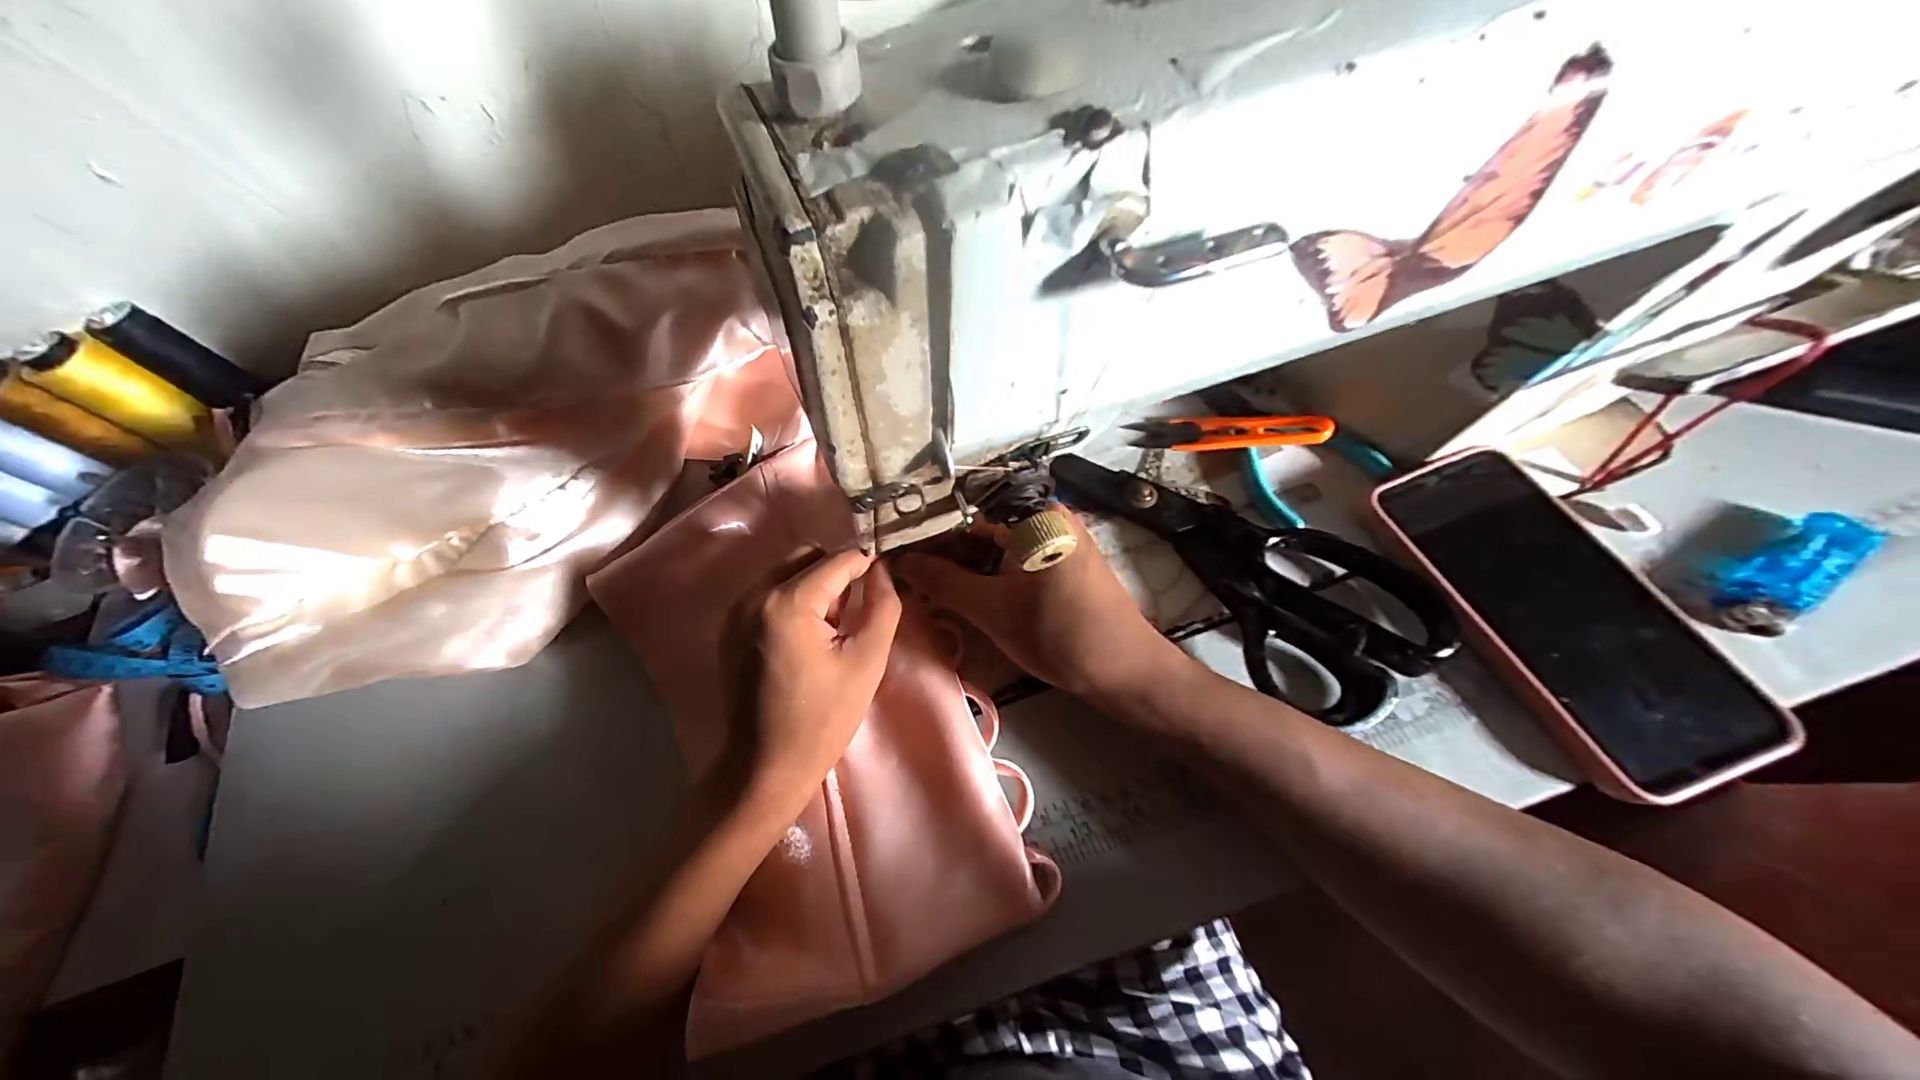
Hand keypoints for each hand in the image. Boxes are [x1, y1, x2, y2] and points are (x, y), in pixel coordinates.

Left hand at [725, 550, 901, 799]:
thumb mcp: (867, 662)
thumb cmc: (824, 719)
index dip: (865, 567)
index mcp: (786, 603)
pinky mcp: (730, 629)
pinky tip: (804, 643)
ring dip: (814, 590)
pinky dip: (792, 604)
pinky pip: (769, 595)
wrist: (765, 768)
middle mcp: (752, 597)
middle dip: (835, 578)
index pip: (836, 560)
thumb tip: (881, 569)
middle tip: (850, 619)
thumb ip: (882, 606)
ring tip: (828, 634)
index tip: (882, 584)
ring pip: (786, 574)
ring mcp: (735, 612)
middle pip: (806, 558)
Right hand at [891, 509, 1186, 702]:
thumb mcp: (991, 609)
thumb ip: (942, 581)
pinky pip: (1013, 555)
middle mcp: (1046, 514)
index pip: (965, 505)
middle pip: (980, 522)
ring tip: (924, 581)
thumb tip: (898, 561)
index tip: (895, 546)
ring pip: (995, 541)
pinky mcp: (1059, 559)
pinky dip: (986, 570)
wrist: (1123, 668)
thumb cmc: (1058, 633)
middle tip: (904, 569)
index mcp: (1033, 513)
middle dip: (942, 546)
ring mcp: (1055, 536)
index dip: (927, 525)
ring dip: (962, 561)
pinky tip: (960, 589)